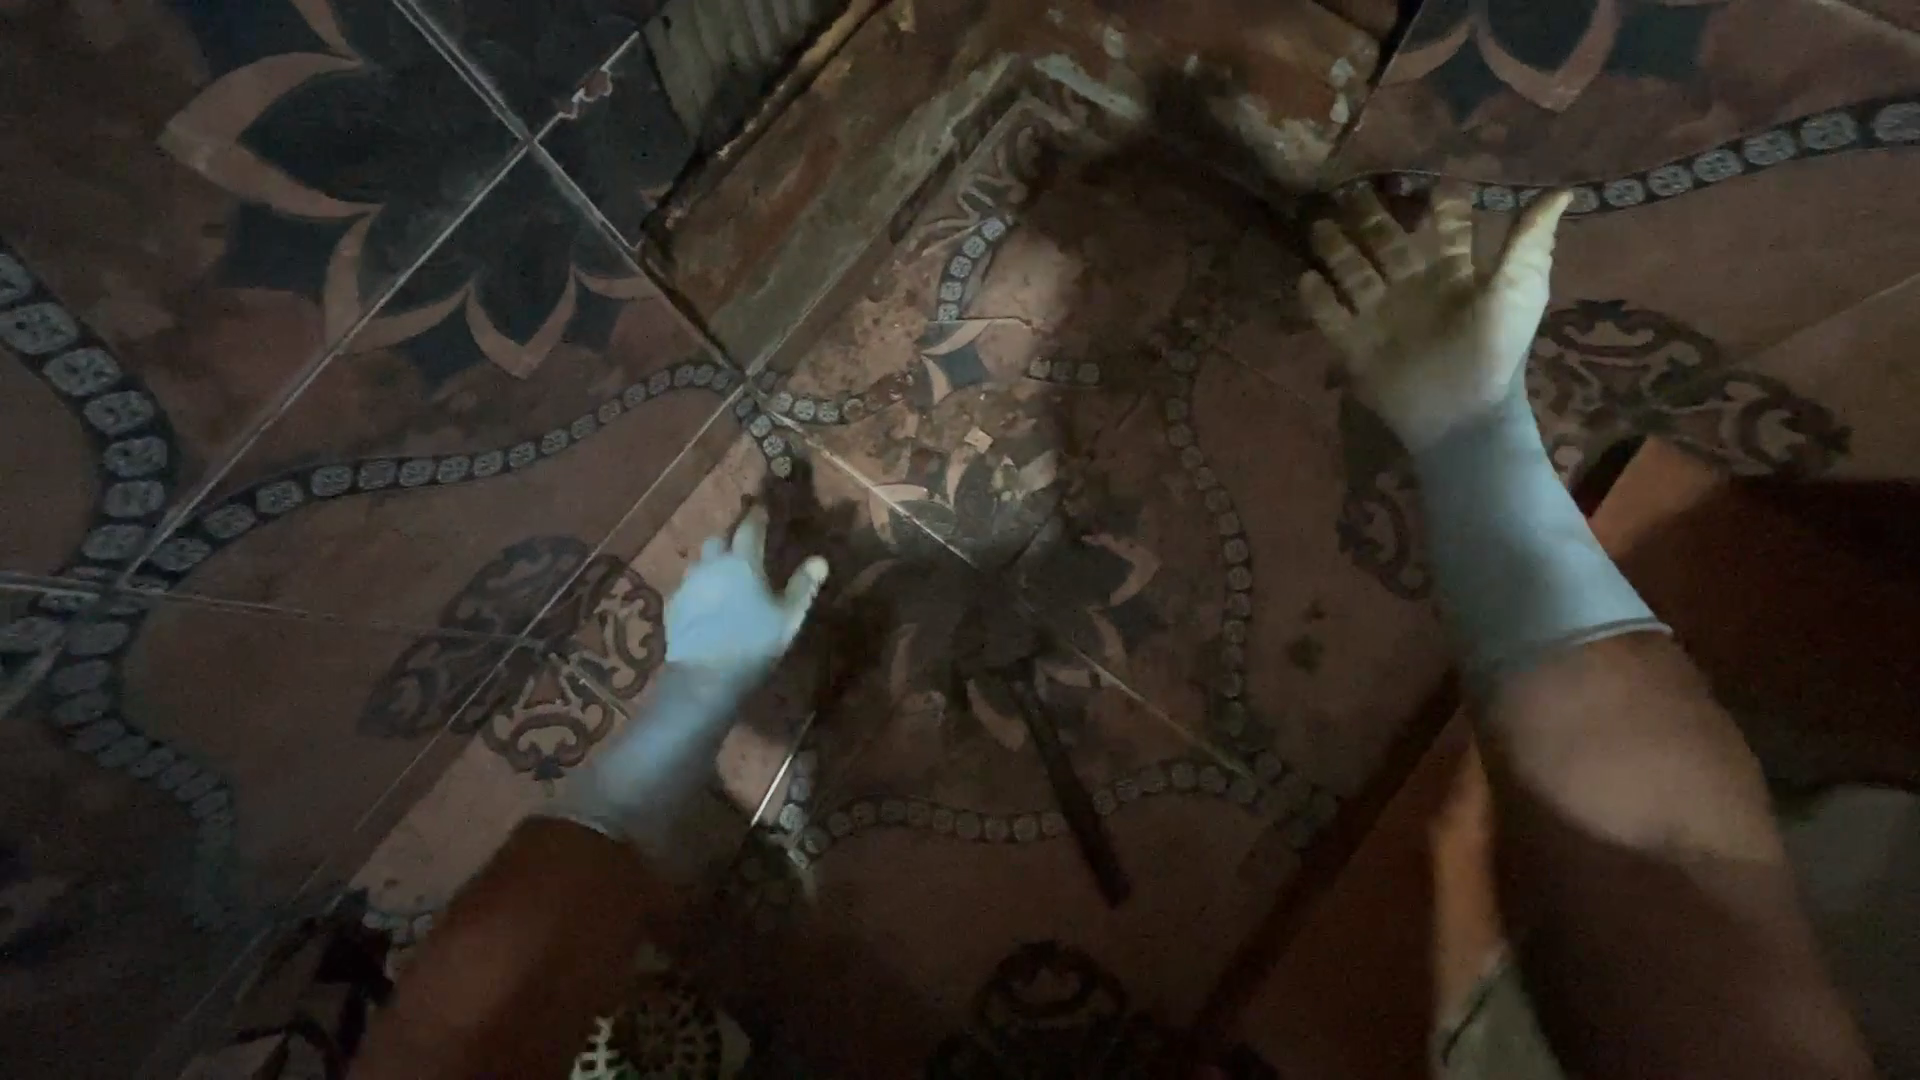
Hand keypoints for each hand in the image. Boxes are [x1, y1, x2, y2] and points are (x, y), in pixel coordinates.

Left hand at [665, 506, 828, 687]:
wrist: (705, 676)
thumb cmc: (754, 642)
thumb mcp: (789, 617)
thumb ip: (803, 586)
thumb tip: (820, 560)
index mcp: (743, 562)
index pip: (750, 528)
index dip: (757, 516)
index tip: (762, 508)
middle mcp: (712, 565)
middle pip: (719, 539)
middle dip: (731, 536)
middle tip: (743, 542)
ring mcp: (689, 584)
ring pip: (700, 561)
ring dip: (713, 561)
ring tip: (724, 574)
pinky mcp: (674, 606)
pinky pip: (689, 586)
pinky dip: (700, 587)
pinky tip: (707, 602)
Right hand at [1300, 186, 1573, 451]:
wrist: (1458, 409)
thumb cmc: (1493, 348)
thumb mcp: (1519, 289)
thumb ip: (1529, 241)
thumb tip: (1562, 192)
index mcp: (1453, 273)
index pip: (1446, 230)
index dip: (1440, 206)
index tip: (1428, 178)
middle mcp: (1412, 288)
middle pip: (1387, 245)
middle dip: (1370, 218)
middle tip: (1350, 190)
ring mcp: (1379, 315)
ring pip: (1352, 273)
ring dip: (1335, 250)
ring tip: (1318, 225)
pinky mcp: (1353, 343)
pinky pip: (1329, 316)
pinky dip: (1317, 298)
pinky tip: (1305, 277)